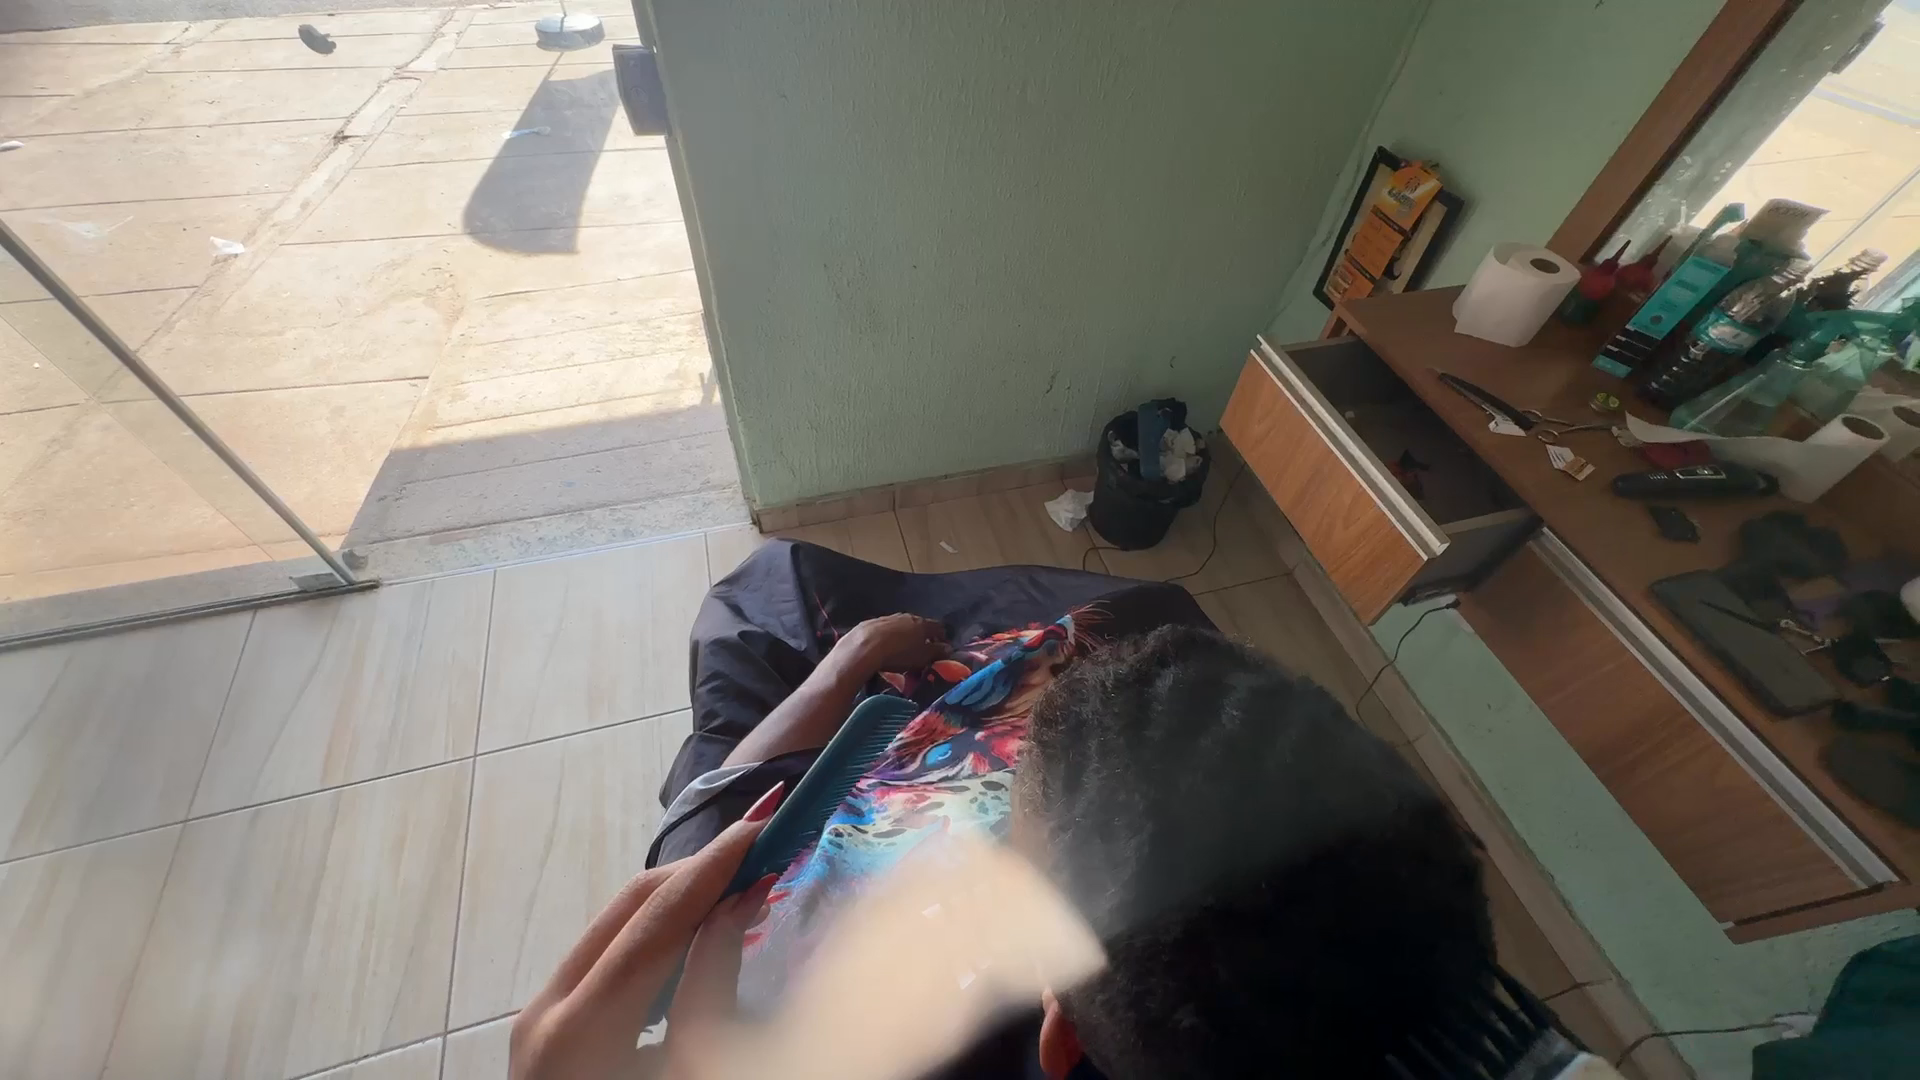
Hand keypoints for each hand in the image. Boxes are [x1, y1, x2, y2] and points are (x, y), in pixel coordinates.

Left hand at [510, 785, 783, 1079]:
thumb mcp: (697, 1069)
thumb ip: (714, 984)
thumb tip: (742, 898)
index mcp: (576, 1034)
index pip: (653, 919)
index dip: (712, 864)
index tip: (761, 822)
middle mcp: (545, 1010)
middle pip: (633, 903)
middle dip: (702, 867)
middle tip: (761, 844)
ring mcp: (541, 1010)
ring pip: (623, 916)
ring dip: (685, 891)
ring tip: (743, 879)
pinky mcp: (554, 1015)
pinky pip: (615, 943)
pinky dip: (664, 922)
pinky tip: (704, 923)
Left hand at [837, 614, 949, 674]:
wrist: (864, 646)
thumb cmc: (899, 654)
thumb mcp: (922, 658)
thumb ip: (936, 652)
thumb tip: (948, 648)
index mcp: (922, 624)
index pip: (938, 627)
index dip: (942, 637)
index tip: (941, 647)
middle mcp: (907, 616)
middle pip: (920, 624)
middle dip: (922, 635)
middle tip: (921, 649)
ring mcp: (889, 617)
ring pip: (903, 625)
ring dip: (905, 635)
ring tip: (902, 649)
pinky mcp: (873, 622)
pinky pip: (887, 628)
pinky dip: (890, 636)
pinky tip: (885, 646)